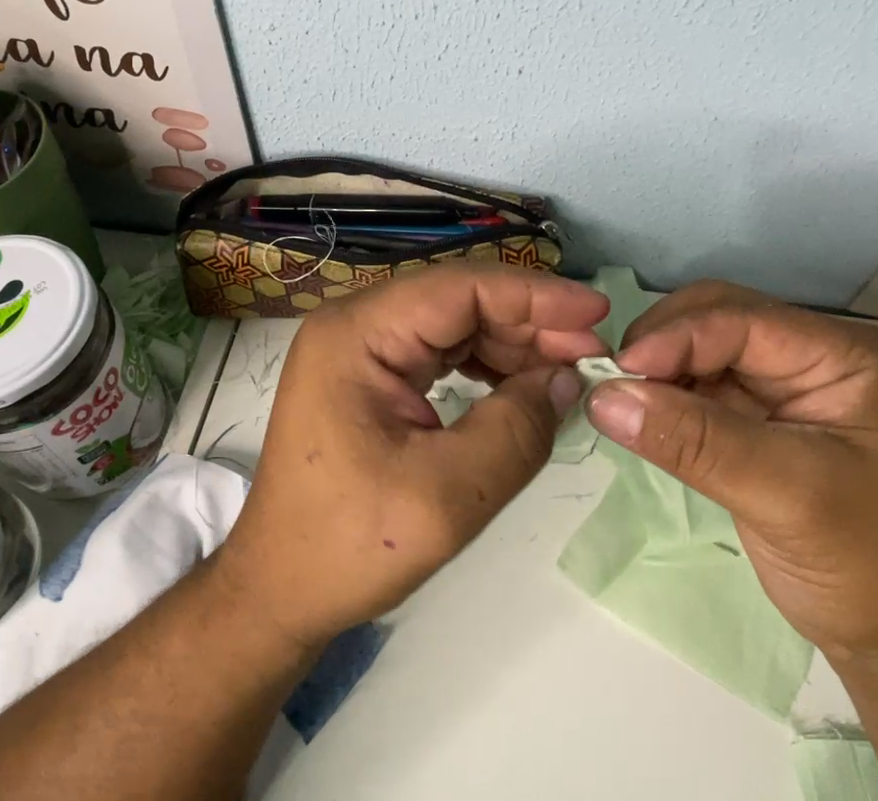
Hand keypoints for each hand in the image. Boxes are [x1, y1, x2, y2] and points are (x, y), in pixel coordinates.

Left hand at [214, 263, 608, 647]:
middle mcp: (353, 328)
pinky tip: (522, 389)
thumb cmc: (350, 546)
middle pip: (456, 300)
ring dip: (511, 344)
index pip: (460, 288)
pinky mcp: (368, 379)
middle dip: (528, 322)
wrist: (279, 590)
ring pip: (451, 325)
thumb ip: (517, 429)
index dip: (535, 295)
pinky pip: (437, 354)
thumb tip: (568, 378)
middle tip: (592, 354)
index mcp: (356, 336)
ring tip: (567, 373)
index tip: (599, 313)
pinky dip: (484, 367)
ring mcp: (357, 352)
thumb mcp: (449, 495)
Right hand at [584, 281, 877, 667]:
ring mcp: (790, 391)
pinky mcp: (763, 424)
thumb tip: (603, 397)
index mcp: (849, 357)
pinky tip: (639, 420)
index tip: (613, 373)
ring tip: (615, 404)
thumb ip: (695, 441)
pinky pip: (702, 393)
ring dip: (657, 372)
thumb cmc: (872, 565)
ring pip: (702, 354)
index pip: (744, 320)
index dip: (674, 337)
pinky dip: (666, 401)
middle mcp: (818, 359)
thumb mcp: (788, 495)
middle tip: (609, 386)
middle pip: (719, 321)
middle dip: (661, 345)